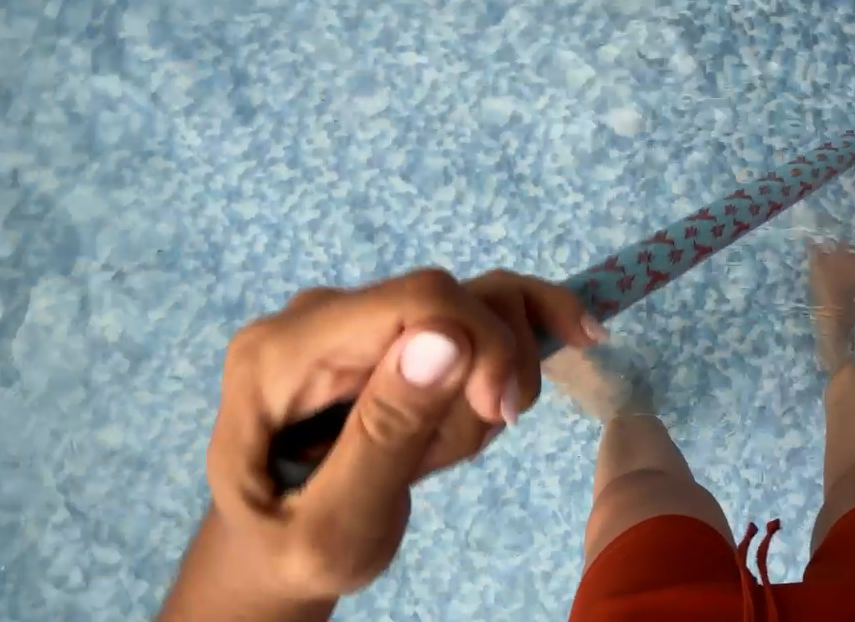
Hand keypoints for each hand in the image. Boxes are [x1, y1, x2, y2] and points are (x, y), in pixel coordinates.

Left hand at [197, 269, 600, 607]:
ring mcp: (366, 311)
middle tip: (485, 434)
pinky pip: (487, 302)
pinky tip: (575, 335)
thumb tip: (448, 337)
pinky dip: (532, 324)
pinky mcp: (403, 320)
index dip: (482, 341)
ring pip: (484, 298)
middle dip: (493, 370)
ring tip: (481, 427)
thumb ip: (382, 435)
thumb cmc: (294, 555)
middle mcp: (322, 313)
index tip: (500, 410)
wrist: (278, 552)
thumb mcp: (332, 527)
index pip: (418, 300)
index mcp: (283, 354)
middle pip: (457, 299)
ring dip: (506, 367)